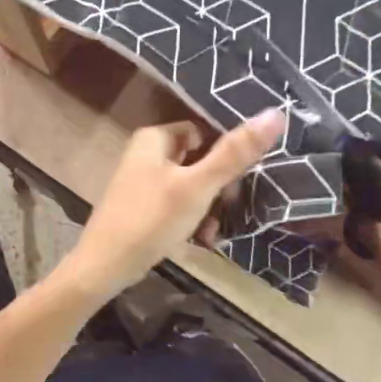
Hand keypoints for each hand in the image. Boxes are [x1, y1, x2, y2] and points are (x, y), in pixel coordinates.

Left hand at [61, 109, 287, 295]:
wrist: (104, 268)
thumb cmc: (151, 220)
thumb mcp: (198, 186)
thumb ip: (235, 153)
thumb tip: (276, 113)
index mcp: (155, 138)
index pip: (204, 133)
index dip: (226, 155)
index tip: (240, 181)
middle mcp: (147, 155)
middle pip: (200, 162)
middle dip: (218, 191)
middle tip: (227, 213)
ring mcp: (143, 183)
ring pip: (192, 188)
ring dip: (208, 210)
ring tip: (211, 233)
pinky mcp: (143, 209)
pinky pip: (177, 207)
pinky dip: (191, 221)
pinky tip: (198, 241)